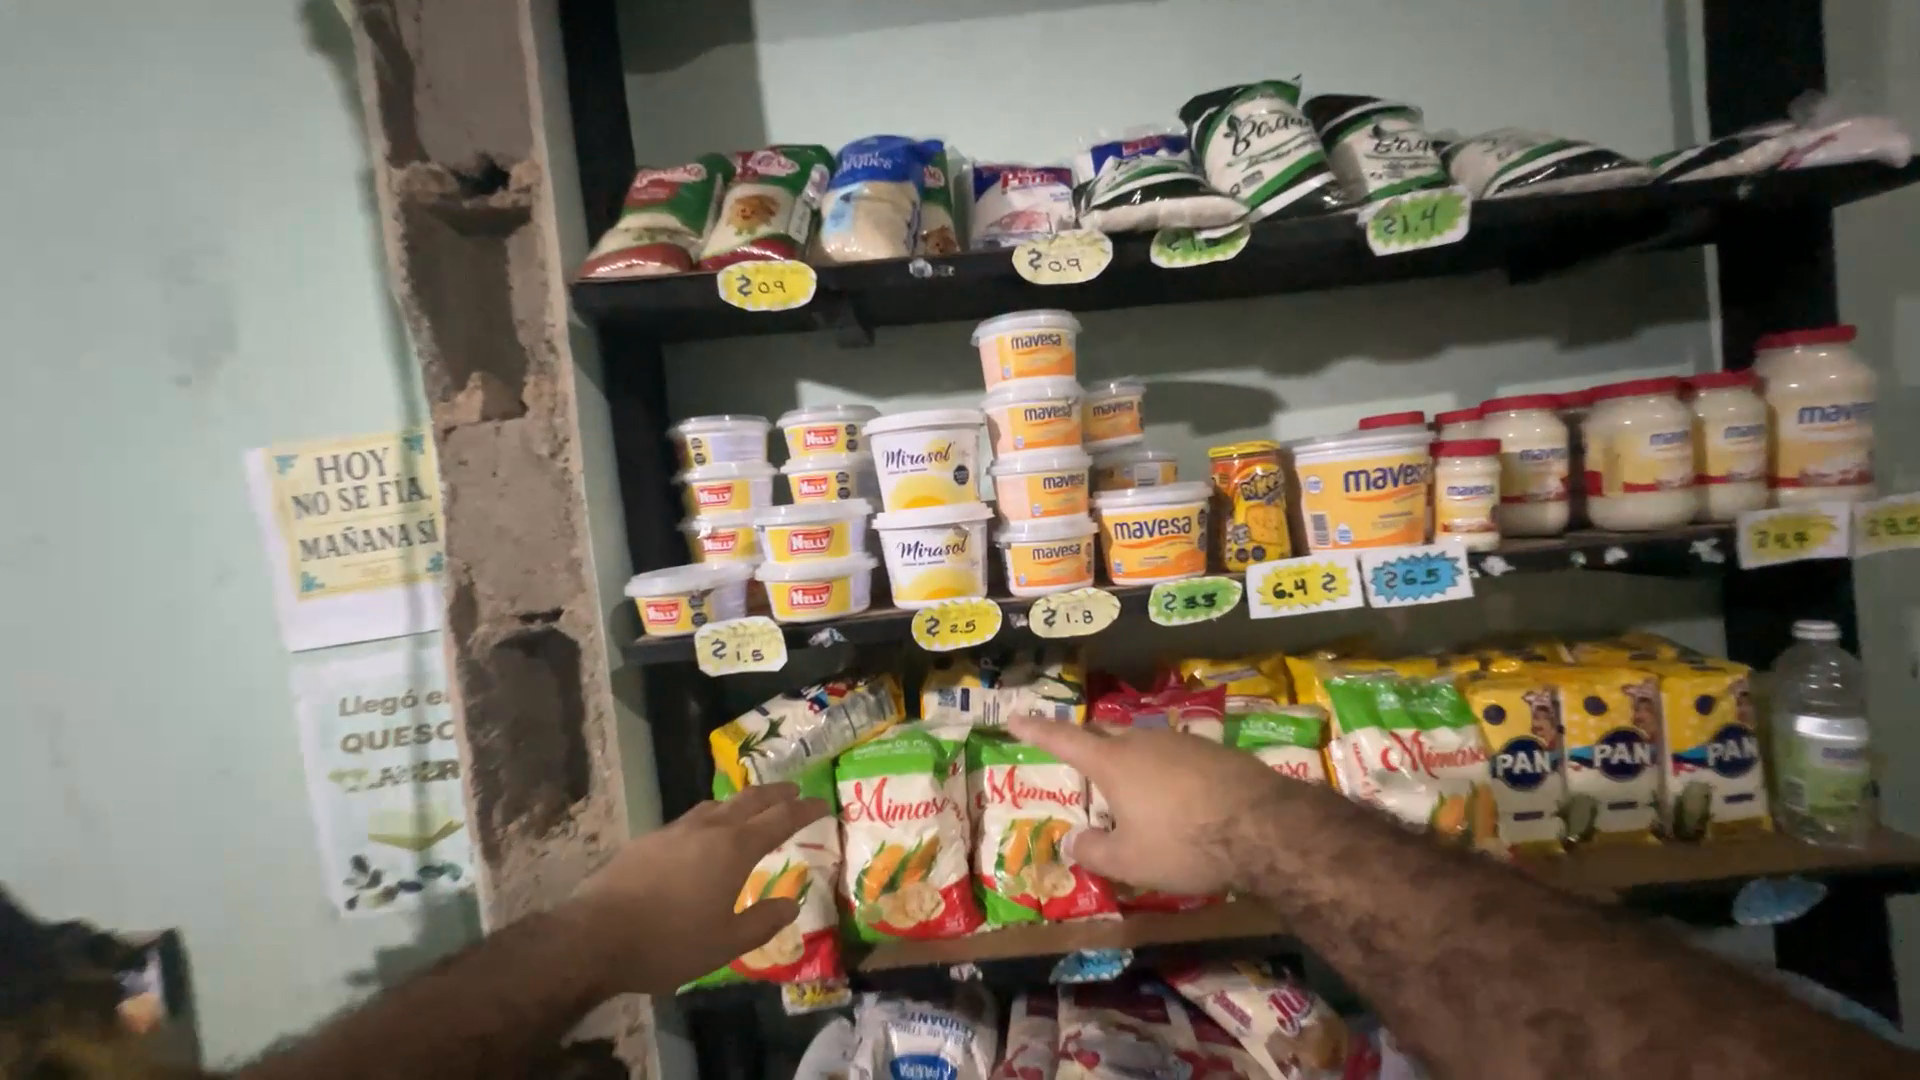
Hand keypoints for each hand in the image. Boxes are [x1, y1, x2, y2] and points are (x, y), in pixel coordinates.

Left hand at [574, 781, 829, 993]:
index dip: (804, 809)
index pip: (780, 819)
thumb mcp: (725, 943)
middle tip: (794, 789)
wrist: (594, 936)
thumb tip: (792, 903)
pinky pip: (691, 818)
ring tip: (749, 806)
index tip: (822, 802)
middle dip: (776, 792)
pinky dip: (710, 816)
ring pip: (717, 804)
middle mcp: (709, 829)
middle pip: (750, 799)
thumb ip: (763, 921)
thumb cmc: (669, 942)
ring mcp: (675, 830)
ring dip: (741, 801)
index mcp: (735, 848)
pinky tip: (701, 833)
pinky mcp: (648, 840)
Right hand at [1009, 716, 1297, 895]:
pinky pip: (1174, 756)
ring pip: (1142, 744)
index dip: (1036, 730)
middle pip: (1104, 734)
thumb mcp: (1130, 861)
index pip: (1063, 740)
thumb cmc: (1184, 843)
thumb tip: (1072, 841)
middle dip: (1086, 742)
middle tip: (1076, 755)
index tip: (1014, 716)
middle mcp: (1142, 742)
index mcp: (1113, 762)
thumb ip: (1094, 851)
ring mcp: (1181, 742)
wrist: (1265, 826)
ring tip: (1131, 789)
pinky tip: (1178, 797)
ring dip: (1129, 760)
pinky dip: (1163, 771)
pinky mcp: (1215, 752)